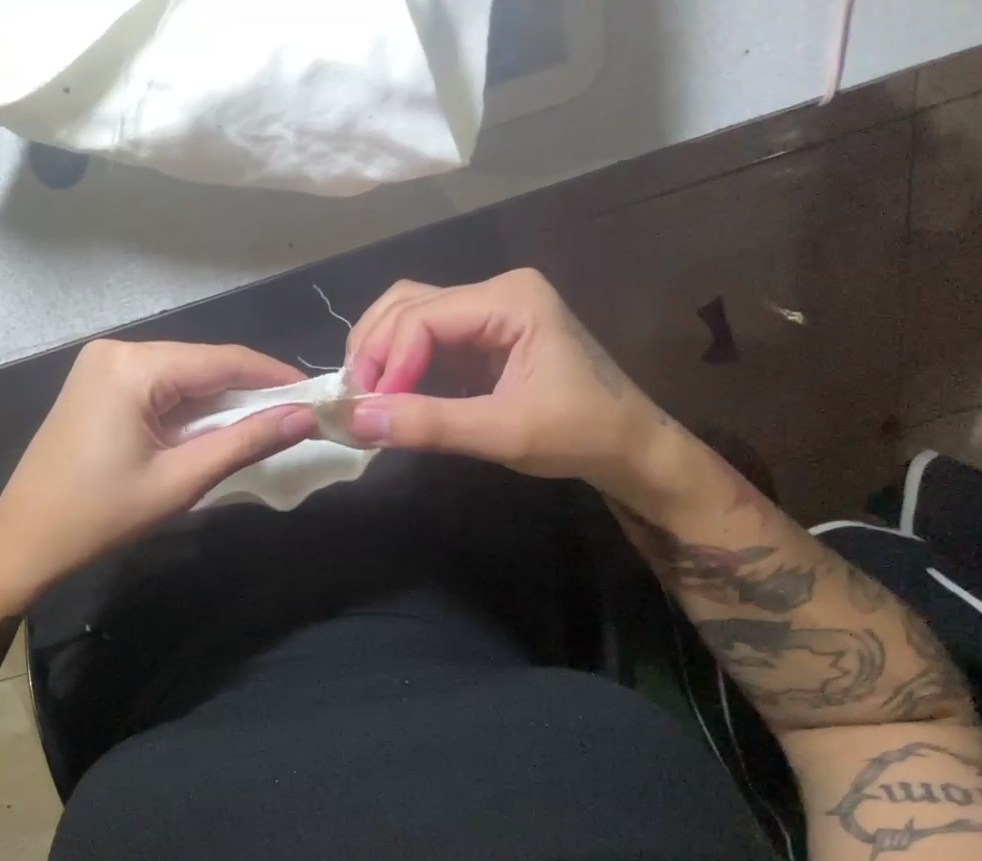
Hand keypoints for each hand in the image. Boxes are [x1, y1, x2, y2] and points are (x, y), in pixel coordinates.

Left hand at [0, 340, 315, 598]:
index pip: (222, 360)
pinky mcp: (93, 387)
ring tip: (259, 430)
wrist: (25, 541)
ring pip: (180, 378)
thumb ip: (245, 443)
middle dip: (246, 393)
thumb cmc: (101, 516)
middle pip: (200, 365)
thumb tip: (304, 417)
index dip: (273, 377)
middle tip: (292, 419)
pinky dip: (186, 410)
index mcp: (132, 366)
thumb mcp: (180, 481)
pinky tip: (208, 433)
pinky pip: (155, 389)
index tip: (316, 396)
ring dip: (217, 404)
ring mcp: (99, 367)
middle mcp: (115, 351)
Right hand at [340, 270, 670, 492]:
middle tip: (355, 401)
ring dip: (379, 354)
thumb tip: (354, 419)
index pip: (422, 317)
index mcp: (511, 299)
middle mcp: (495, 293)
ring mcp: (487, 312)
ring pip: (408, 316)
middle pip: (406, 305)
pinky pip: (423, 339)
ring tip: (366, 397)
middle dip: (373, 352)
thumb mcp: (501, 432)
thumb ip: (428, 423)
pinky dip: (397, 364)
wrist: (627, 447)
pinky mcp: (480, 338)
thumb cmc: (578, 434)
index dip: (387, 361)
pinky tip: (388, 394)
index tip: (371, 410)